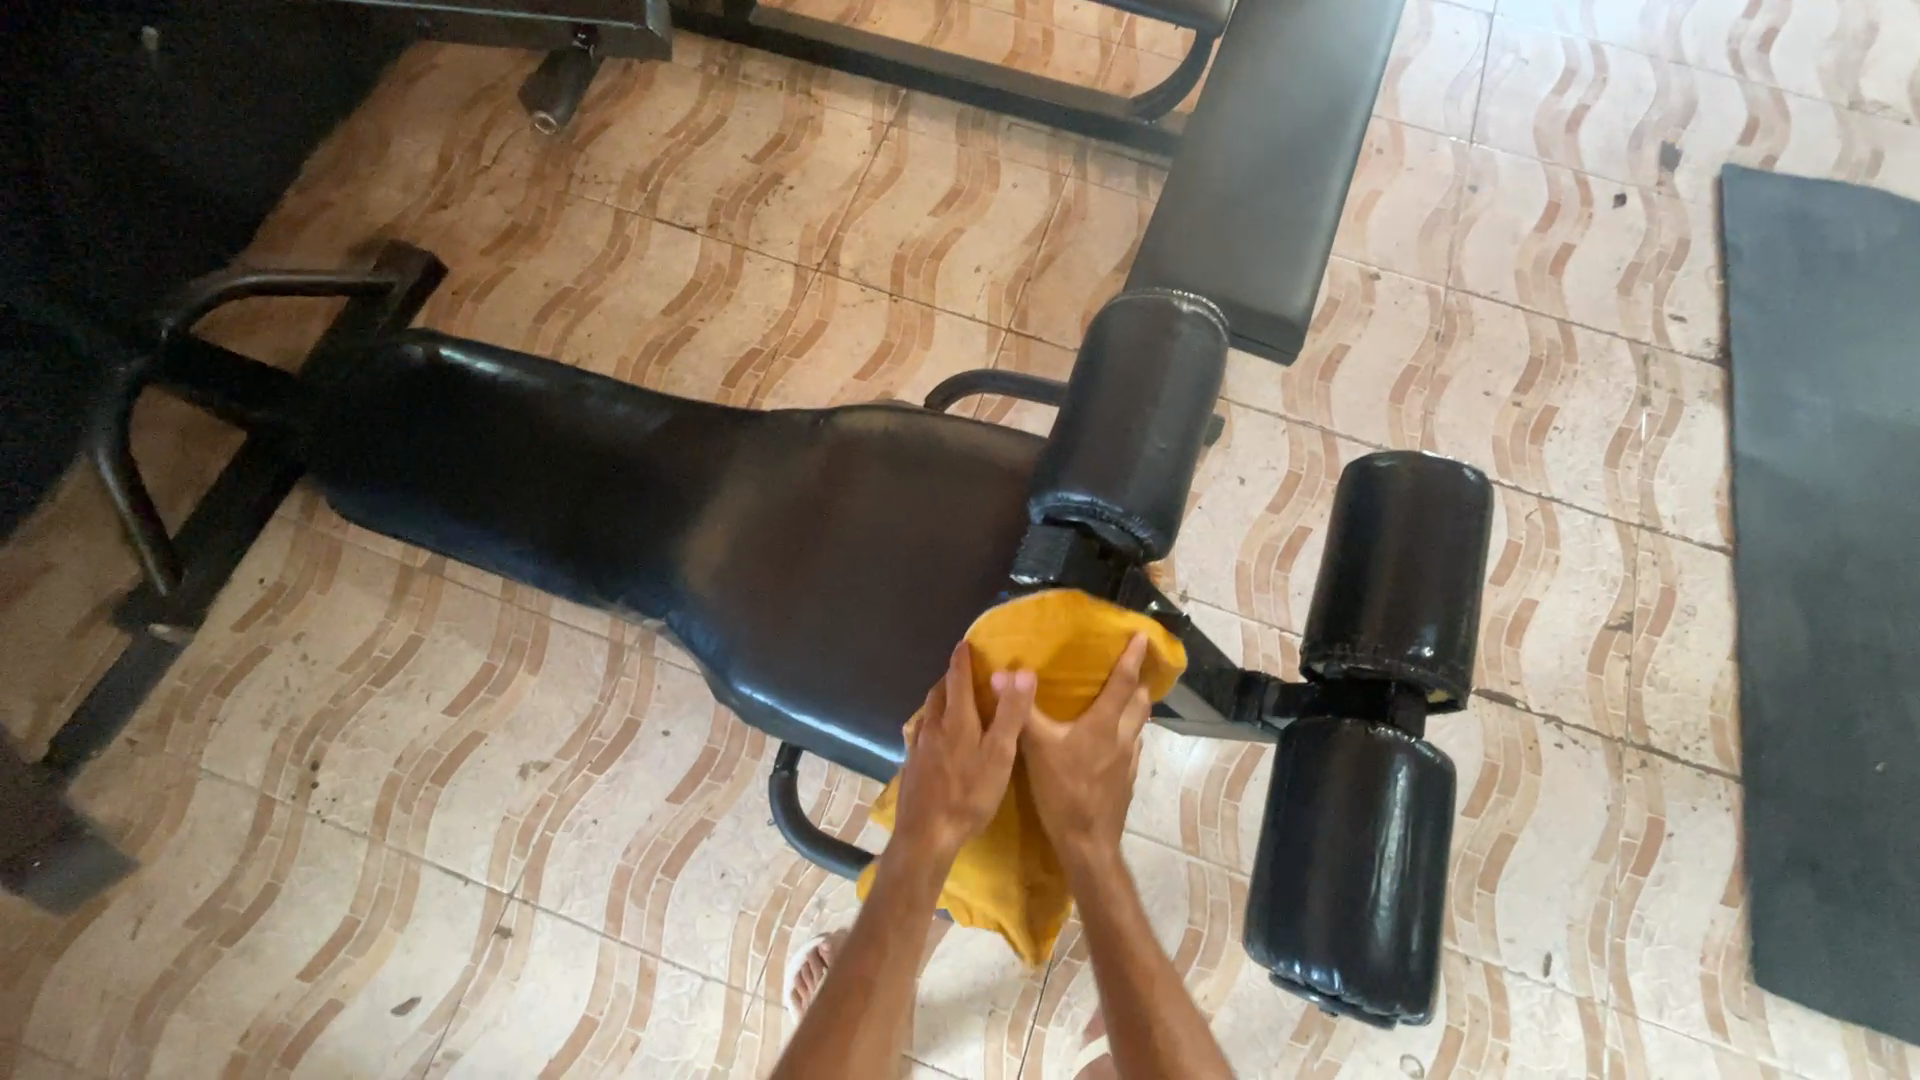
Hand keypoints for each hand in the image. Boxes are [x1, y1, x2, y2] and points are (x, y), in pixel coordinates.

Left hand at [892, 643, 1035, 861]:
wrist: (927, 834)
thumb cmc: (969, 793)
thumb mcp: (1000, 754)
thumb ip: (1010, 713)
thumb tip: (1022, 670)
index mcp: (956, 720)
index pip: (957, 679)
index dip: (962, 660)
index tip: (964, 643)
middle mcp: (932, 727)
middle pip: (938, 694)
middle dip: (949, 679)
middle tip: (961, 673)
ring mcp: (918, 748)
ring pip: (927, 714)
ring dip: (938, 702)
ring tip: (949, 703)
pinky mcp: (911, 767)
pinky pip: (920, 735)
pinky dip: (930, 726)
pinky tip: (934, 741)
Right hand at [1021, 633, 1151, 879]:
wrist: (1087, 843)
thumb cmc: (1063, 791)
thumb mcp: (1036, 748)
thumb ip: (1022, 711)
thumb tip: (1003, 676)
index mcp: (1104, 724)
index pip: (1124, 682)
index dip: (1133, 658)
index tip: (1143, 637)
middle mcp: (1123, 738)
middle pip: (1140, 702)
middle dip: (1139, 682)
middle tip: (1132, 667)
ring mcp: (1129, 761)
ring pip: (1139, 725)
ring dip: (1135, 707)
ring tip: (1124, 698)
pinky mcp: (1128, 780)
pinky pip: (1133, 747)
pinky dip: (1127, 734)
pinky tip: (1113, 741)